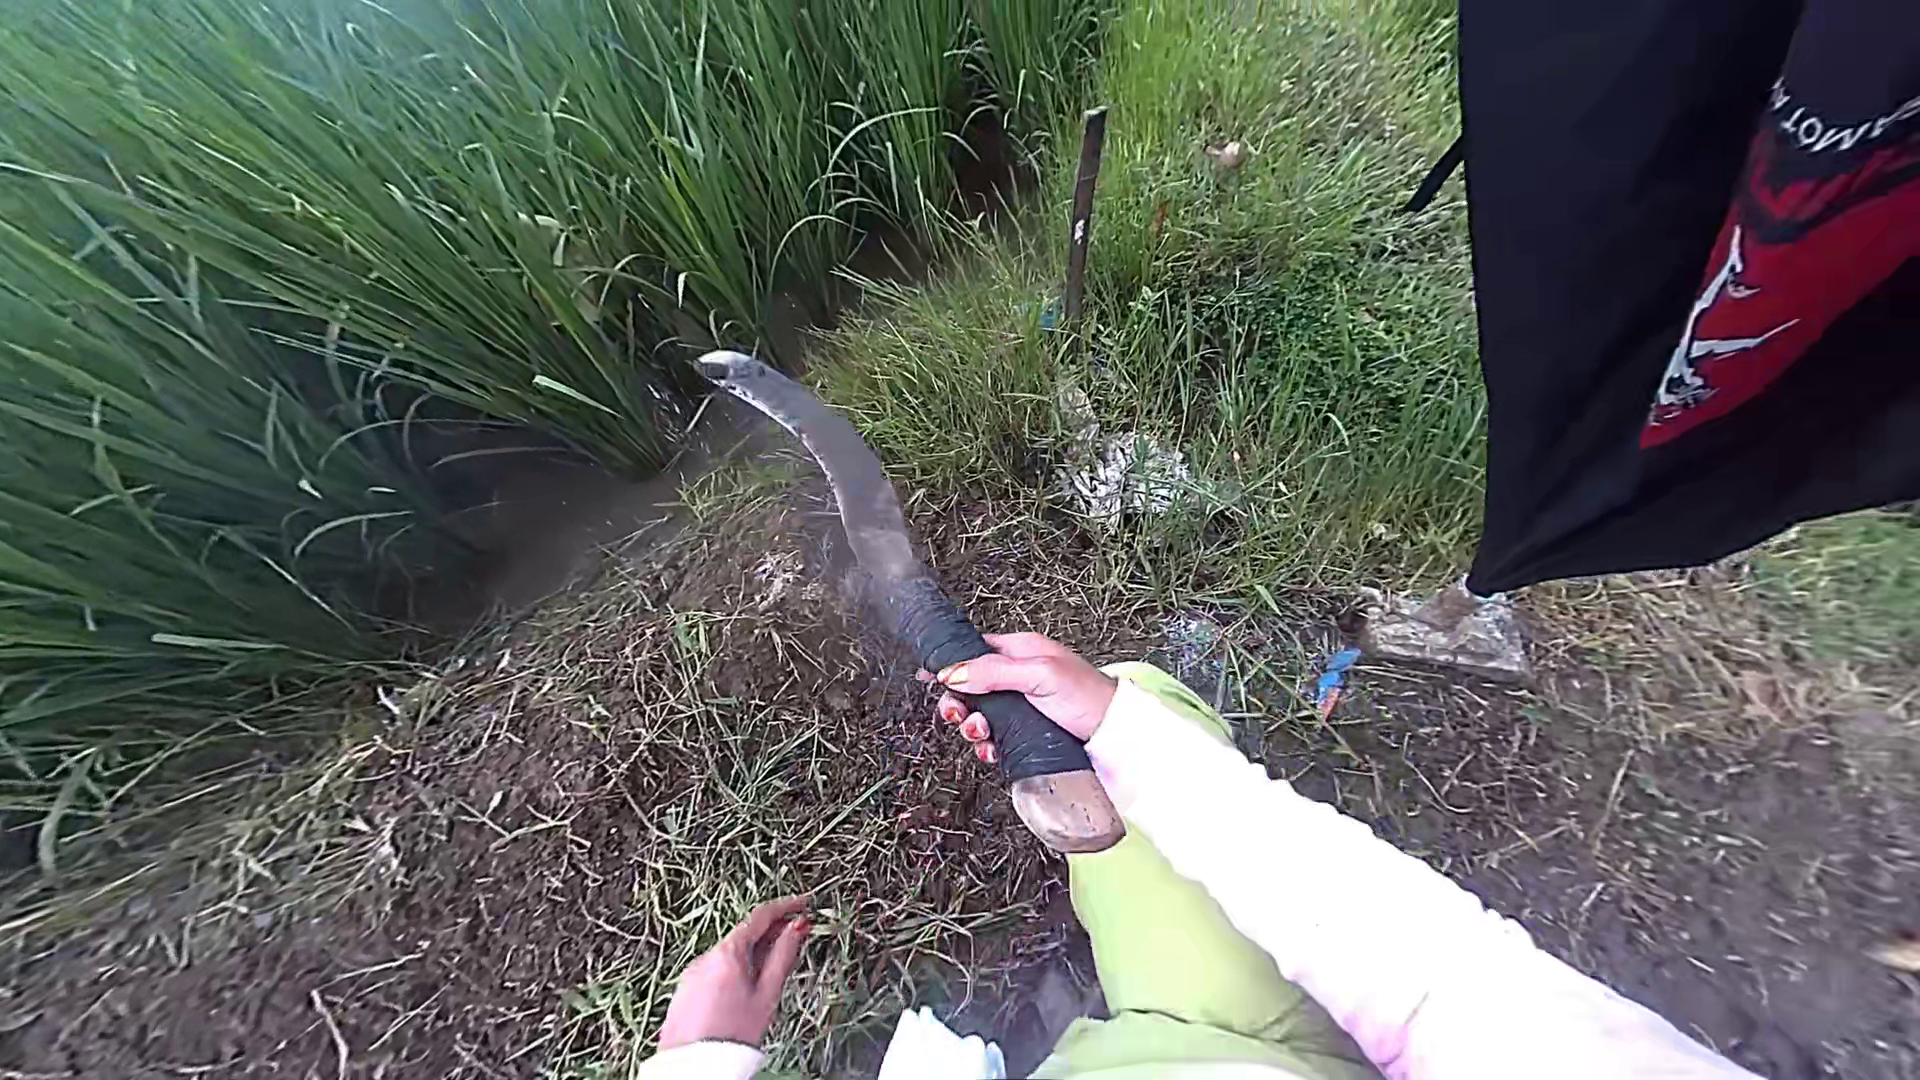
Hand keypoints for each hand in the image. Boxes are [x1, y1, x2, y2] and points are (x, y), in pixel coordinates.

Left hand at [657, 895, 810, 1050]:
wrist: (692, 1078)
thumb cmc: (733, 1039)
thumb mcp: (766, 995)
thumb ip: (783, 954)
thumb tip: (797, 927)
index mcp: (728, 952)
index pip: (761, 916)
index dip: (785, 907)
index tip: (802, 904)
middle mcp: (706, 957)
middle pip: (744, 934)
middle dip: (770, 933)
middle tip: (795, 936)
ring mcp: (692, 974)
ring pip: (730, 954)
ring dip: (752, 954)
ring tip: (772, 969)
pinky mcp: (683, 992)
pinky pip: (714, 970)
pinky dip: (733, 970)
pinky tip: (744, 988)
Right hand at [923, 633, 1116, 762]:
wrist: (1116, 735)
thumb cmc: (1086, 695)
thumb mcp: (1038, 675)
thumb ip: (994, 672)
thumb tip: (952, 673)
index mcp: (1019, 651)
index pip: (974, 651)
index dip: (952, 664)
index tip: (930, 676)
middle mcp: (1016, 676)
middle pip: (970, 686)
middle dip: (959, 703)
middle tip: (958, 715)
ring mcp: (1019, 705)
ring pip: (979, 713)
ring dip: (972, 726)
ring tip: (982, 734)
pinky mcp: (1024, 731)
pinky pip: (993, 736)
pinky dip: (987, 745)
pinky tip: (992, 750)